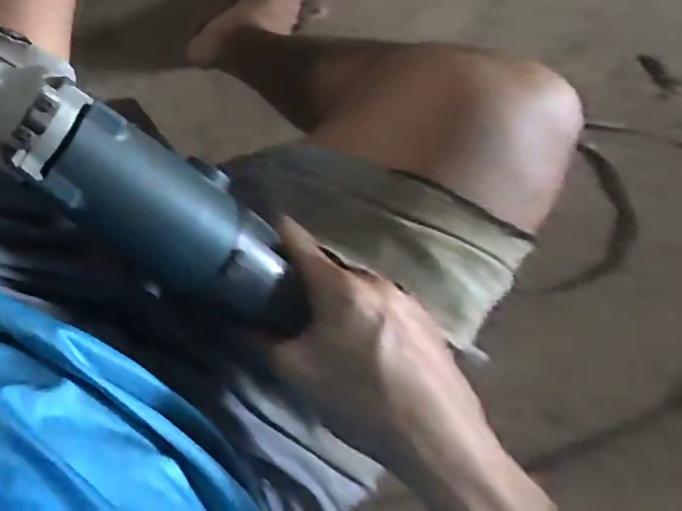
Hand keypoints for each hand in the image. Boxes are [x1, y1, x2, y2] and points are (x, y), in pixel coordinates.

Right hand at [264, 219, 551, 510]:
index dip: (270, 232)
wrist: (447, 449)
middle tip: (289, 301)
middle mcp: (373, 279)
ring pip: (358, 285)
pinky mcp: (431, 324)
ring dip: (340, 298)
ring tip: (329, 328)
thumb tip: (234, 323)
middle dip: (306, 277)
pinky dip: (368, 314)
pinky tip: (368, 348)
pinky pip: (385, 305)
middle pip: (328, 264)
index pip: (294, 235)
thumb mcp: (297, 373)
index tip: (254, 239)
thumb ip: (259, 341)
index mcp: (338, 283)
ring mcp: (407, 300)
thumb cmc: (363, 401)